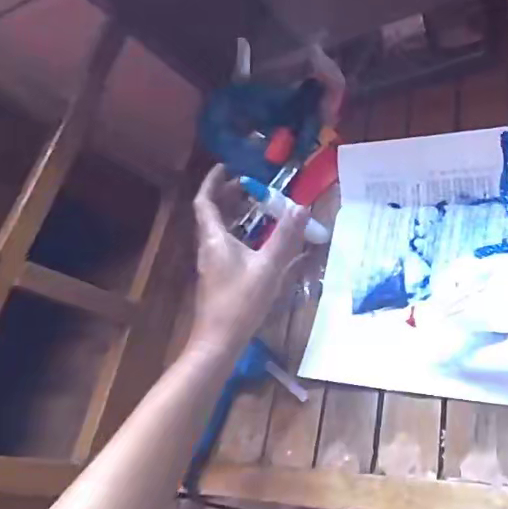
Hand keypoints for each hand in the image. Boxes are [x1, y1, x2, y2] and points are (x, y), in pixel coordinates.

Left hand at [187, 164, 312, 355]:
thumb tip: (302, 208)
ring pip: (219, 230)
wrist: (218, 342)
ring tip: (254, 206)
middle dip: (227, 195)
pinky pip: (225, 245)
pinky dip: (238, 233)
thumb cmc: (240, 302)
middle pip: (211, 213)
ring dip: (233, 214)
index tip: (226, 167)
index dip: (213, 182)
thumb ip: (286, 238)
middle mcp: (208, 248)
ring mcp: (212, 264)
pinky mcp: (218, 278)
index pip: (205, 201)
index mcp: (214, 239)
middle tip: (247, 184)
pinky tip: (256, 241)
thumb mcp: (268, 268)